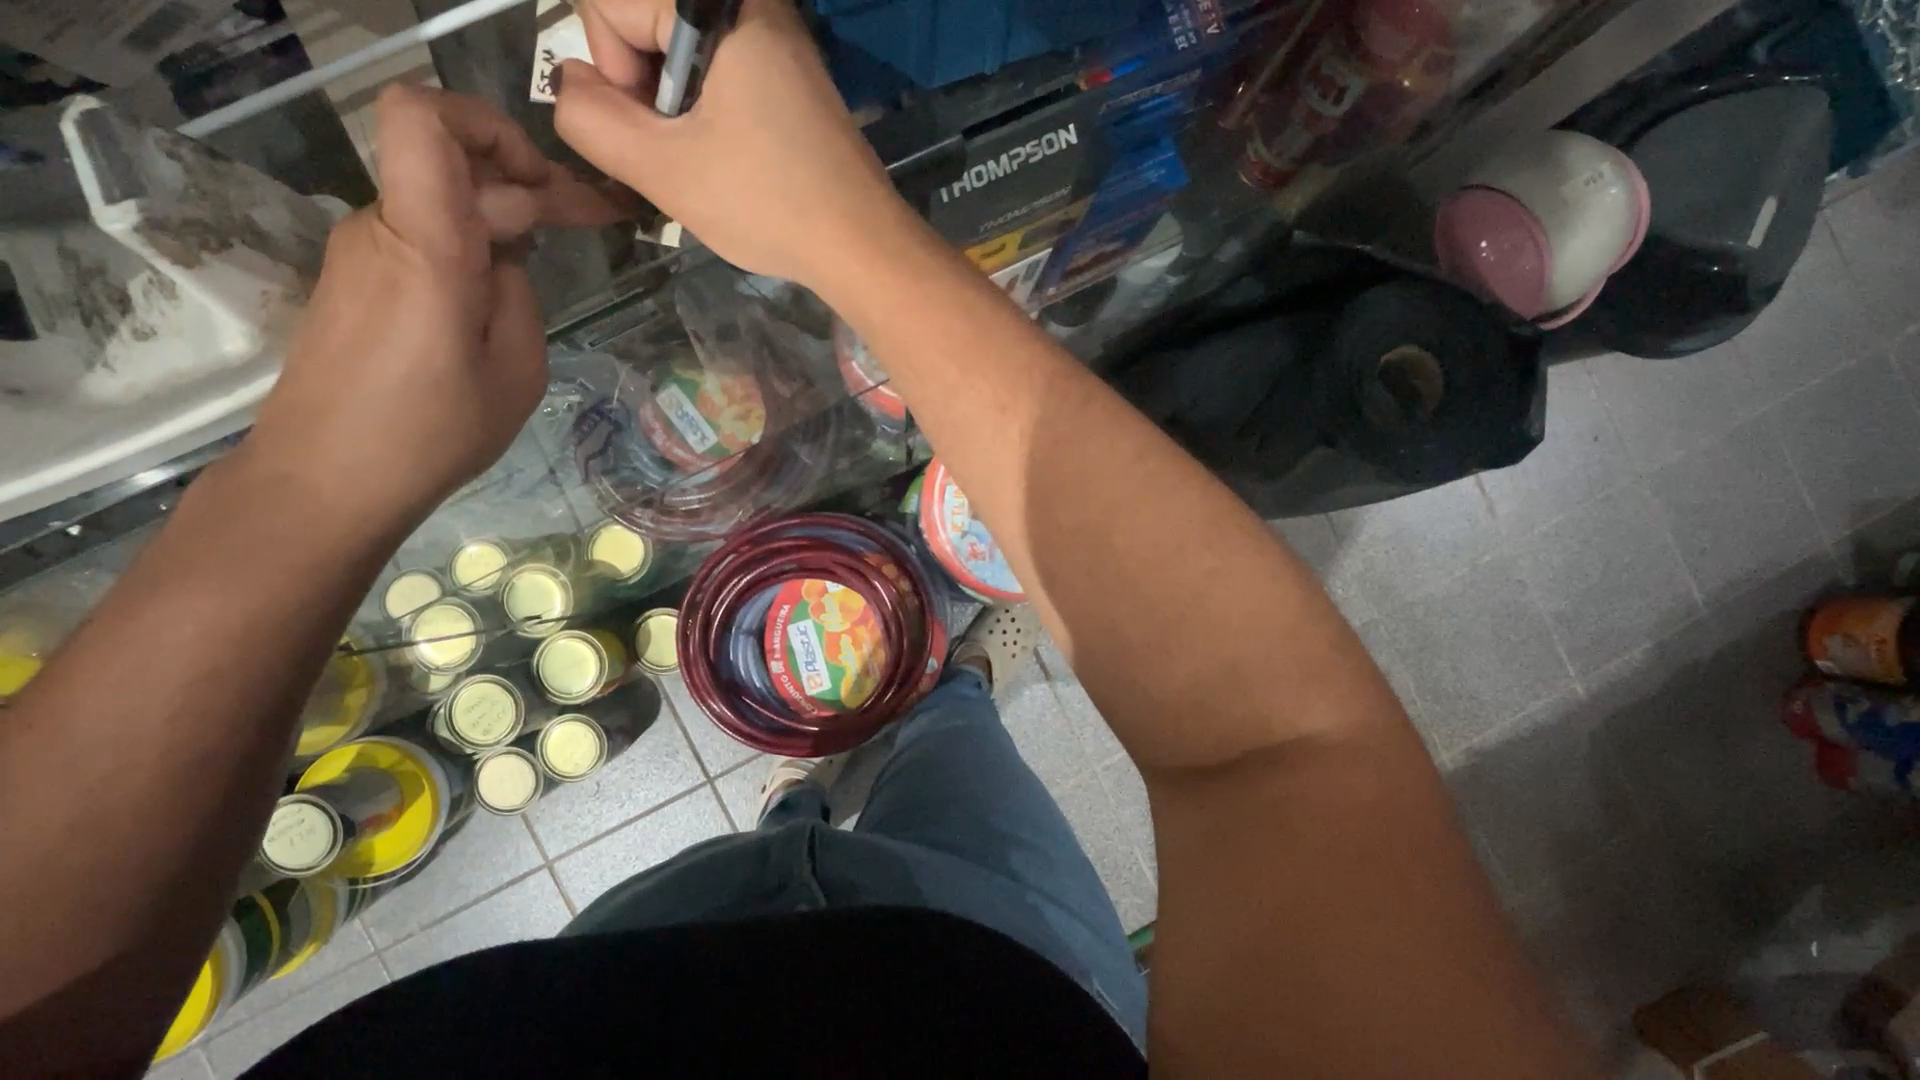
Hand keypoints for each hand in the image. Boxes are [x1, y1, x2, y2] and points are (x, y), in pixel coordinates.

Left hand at [245, 85, 623, 531]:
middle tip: (594, 222)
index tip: (542, 180)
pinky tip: (497, 294)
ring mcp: (361, 252)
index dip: (488, 124)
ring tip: (548, 263)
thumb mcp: (516, 372)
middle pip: (452, 163)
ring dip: (498, 217)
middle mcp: (382, 229)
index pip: (424, 118)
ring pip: (438, 201)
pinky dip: (467, 246)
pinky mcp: (355, 280)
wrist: (324, 479)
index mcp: (425, 245)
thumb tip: (505, 255)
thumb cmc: (431, 433)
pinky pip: (420, 237)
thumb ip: (519, 294)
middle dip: (528, 183)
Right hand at [555, 0, 915, 288]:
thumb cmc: (768, 204)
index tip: (661, 130)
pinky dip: (707, 108)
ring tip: (712, 159)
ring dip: (676, 108)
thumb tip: (572, 83)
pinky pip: (717, 68)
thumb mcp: (663, 169)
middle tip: (687, 150)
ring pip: (677, 50)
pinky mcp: (790, 70)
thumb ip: (590, 118)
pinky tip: (734, 154)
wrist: (862, 243)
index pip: (607, 3)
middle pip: (642, 19)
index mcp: (720, 6)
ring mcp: (777, 35)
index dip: (615, 74)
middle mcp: (753, 4)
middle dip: (645, 89)